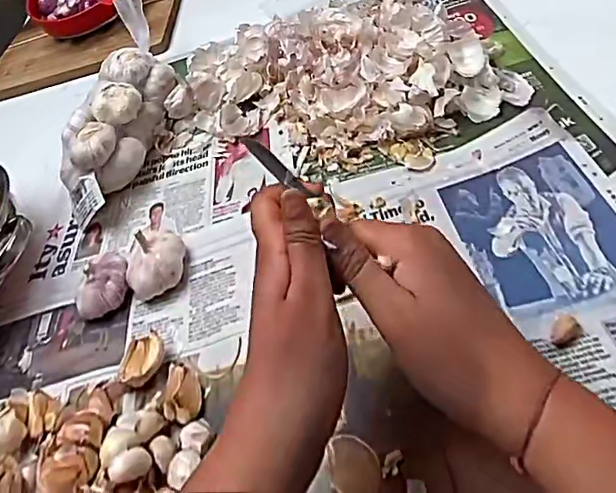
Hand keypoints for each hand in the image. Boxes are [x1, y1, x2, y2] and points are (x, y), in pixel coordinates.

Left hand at [186, 187, 345, 492]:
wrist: (282, 428)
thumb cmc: (299, 367)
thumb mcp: (308, 295)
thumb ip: (302, 244)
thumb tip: (293, 194)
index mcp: (271, 260)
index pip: (266, 203)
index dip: (290, 188)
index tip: (324, 194)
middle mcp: (270, 271)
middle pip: (280, 223)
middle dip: (309, 212)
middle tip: (343, 225)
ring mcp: (279, 295)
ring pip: (295, 250)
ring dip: (320, 242)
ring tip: (349, 255)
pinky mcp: (291, 318)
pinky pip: (305, 277)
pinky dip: (325, 271)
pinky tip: (344, 287)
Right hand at [320, 218, 559, 459]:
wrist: (519, 400)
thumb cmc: (450, 359)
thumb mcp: (391, 313)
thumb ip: (354, 265)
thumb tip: (320, 224)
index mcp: (409, 238)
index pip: (347, 228)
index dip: (331, 256)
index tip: (330, 291)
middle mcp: (424, 236)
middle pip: (364, 239)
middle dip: (351, 268)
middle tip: (351, 308)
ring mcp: (438, 255)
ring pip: (381, 255)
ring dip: (370, 280)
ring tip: (377, 316)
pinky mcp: (445, 275)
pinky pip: (401, 267)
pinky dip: (391, 287)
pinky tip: (397, 317)